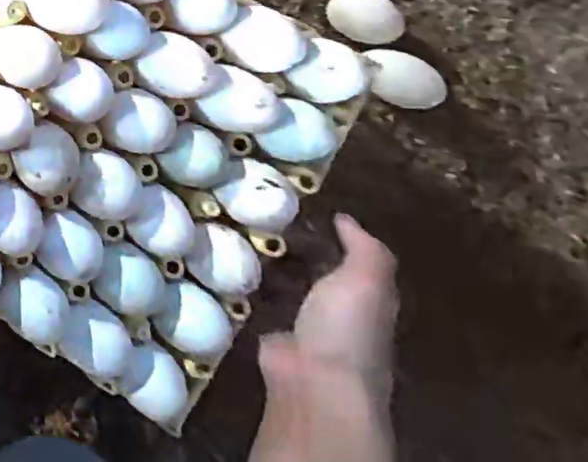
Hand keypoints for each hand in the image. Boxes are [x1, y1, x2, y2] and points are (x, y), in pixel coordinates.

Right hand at [251, 213, 398, 461]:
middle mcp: (335, 313)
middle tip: (251, 213)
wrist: (314, 380)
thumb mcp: (367, 282)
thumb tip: (345, 218)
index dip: (324, 236)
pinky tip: (221, 261)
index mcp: (364, 301)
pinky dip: (241, 283)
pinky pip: (255, 299)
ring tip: (228, 229)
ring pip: (280, 283)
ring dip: (259, 262)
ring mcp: (300, 324)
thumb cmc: (346, 329)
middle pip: (310, 271)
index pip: (345, 261)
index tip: (290, 206)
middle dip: (286, 247)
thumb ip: (364, 250)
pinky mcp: (268, 331)